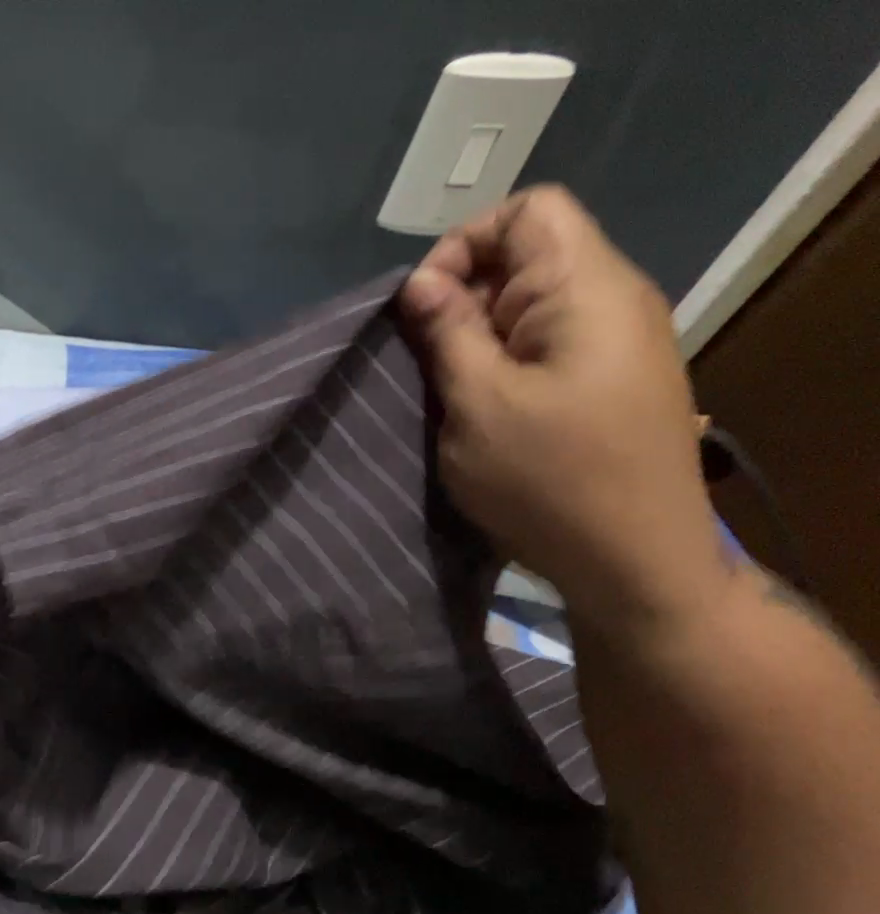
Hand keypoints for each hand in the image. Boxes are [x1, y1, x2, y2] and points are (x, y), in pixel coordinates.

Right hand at [398, 185, 727, 633]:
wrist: (633, 561)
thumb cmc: (549, 478)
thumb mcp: (477, 401)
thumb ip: (448, 331)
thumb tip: (421, 282)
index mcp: (588, 291)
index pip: (528, 211)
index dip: (464, 243)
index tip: (423, 307)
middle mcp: (613, 301)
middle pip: (528, 253)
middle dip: (461, 293)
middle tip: (424, 354)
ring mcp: (616, 342)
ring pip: (530, 300)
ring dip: (475, 331)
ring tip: (445, 383)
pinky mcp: (609, 379)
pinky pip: (545, 339)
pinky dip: (500, 357)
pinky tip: (478, 401)